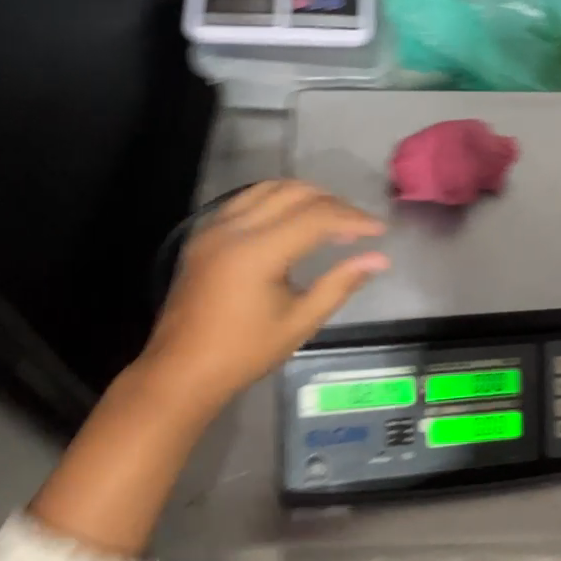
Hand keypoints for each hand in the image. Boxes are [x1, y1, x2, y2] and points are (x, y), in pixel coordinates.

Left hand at [136, 180, 387, 412]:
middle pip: (294, 193)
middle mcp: (233, 229)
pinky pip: (246, 199)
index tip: (379, 230)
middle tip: (358, 225)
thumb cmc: (243, 353)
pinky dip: (276, 199)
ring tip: (330, 216)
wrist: (180, 372)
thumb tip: (379, 259)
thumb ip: (340, 284)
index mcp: (257, 253)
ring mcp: (214, 228)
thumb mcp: (299, 322)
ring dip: (305, 195)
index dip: (352, 219)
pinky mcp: (204, 234)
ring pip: (268, 188)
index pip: (316, 218)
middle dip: (333, 203)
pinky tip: (292, 219)